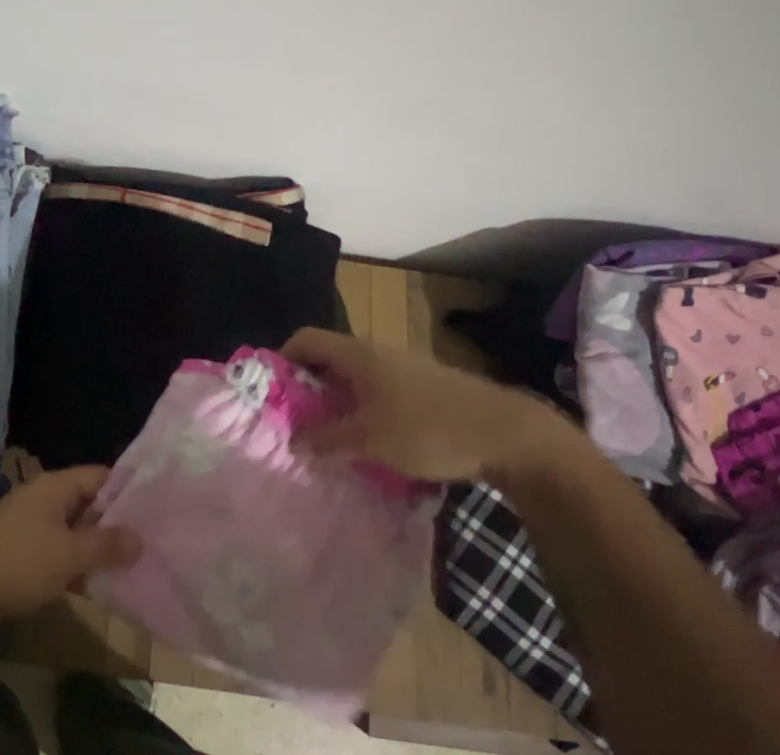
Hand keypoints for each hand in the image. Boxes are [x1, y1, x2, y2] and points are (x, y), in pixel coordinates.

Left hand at [0, 466, 141, 629]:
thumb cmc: (19, 564)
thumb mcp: (70, 555)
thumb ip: (106, 545)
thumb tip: (139, 538)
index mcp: (54, 487)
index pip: (100, 476)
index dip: (127, 490)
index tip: (155, 509)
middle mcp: (43, 498)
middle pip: (88, 503)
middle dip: (114, 524)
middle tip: (148, 543)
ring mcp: (29, 524)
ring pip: (73, 530)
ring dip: (95, 548)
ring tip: (129, 566)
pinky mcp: (20, 550)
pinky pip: (57, 550)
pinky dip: (74, 563)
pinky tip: (94, 585)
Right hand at [281, 327, 574, 481]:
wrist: (506, 434)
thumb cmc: (428, 429)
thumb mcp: (369, 440)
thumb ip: (327, 439)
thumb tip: (294, 440)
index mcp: (358, 354)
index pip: (305, 338)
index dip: (282, 359)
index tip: (273, 393)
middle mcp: (378, 352)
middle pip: (329, 359)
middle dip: (308, 388)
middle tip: (296, 422)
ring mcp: (404, 368)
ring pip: (356, 378)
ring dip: (337, 402)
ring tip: (330, 437)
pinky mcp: (425, 388)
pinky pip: (380, 392)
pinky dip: (364, 410)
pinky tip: (371, 442)